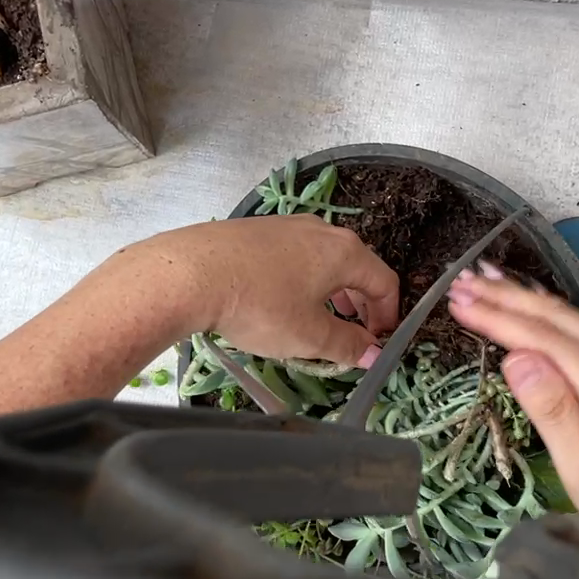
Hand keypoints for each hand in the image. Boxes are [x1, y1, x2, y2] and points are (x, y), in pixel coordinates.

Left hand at [125, 215, 399, 365]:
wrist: (191, 273)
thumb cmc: (260, 306)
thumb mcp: (309, 336)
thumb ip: (347, 344)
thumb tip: (373, 353)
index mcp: (344, 252)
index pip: (384, 281)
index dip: (387, 315)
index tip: (376, 343)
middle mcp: (321, 230)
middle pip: (356, 267)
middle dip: (360, 304)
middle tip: (352, 334)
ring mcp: (287, 225)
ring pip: (323, 260)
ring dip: (330, 292)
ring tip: (318, 319)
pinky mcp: (256, 230)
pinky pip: (293, 256)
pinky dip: (301, 280)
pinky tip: (279, 302)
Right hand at [446, 270, 578, 569]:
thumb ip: (553, 412)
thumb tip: (516, 357)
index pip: (544, 339)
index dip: (498, 317)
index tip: (458, 301)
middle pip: (559, 319)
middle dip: (507, 297)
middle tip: (462, 282)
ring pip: (574, 321)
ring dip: (526, 301)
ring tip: (487, 283)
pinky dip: (549, 317)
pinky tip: (533, 310)